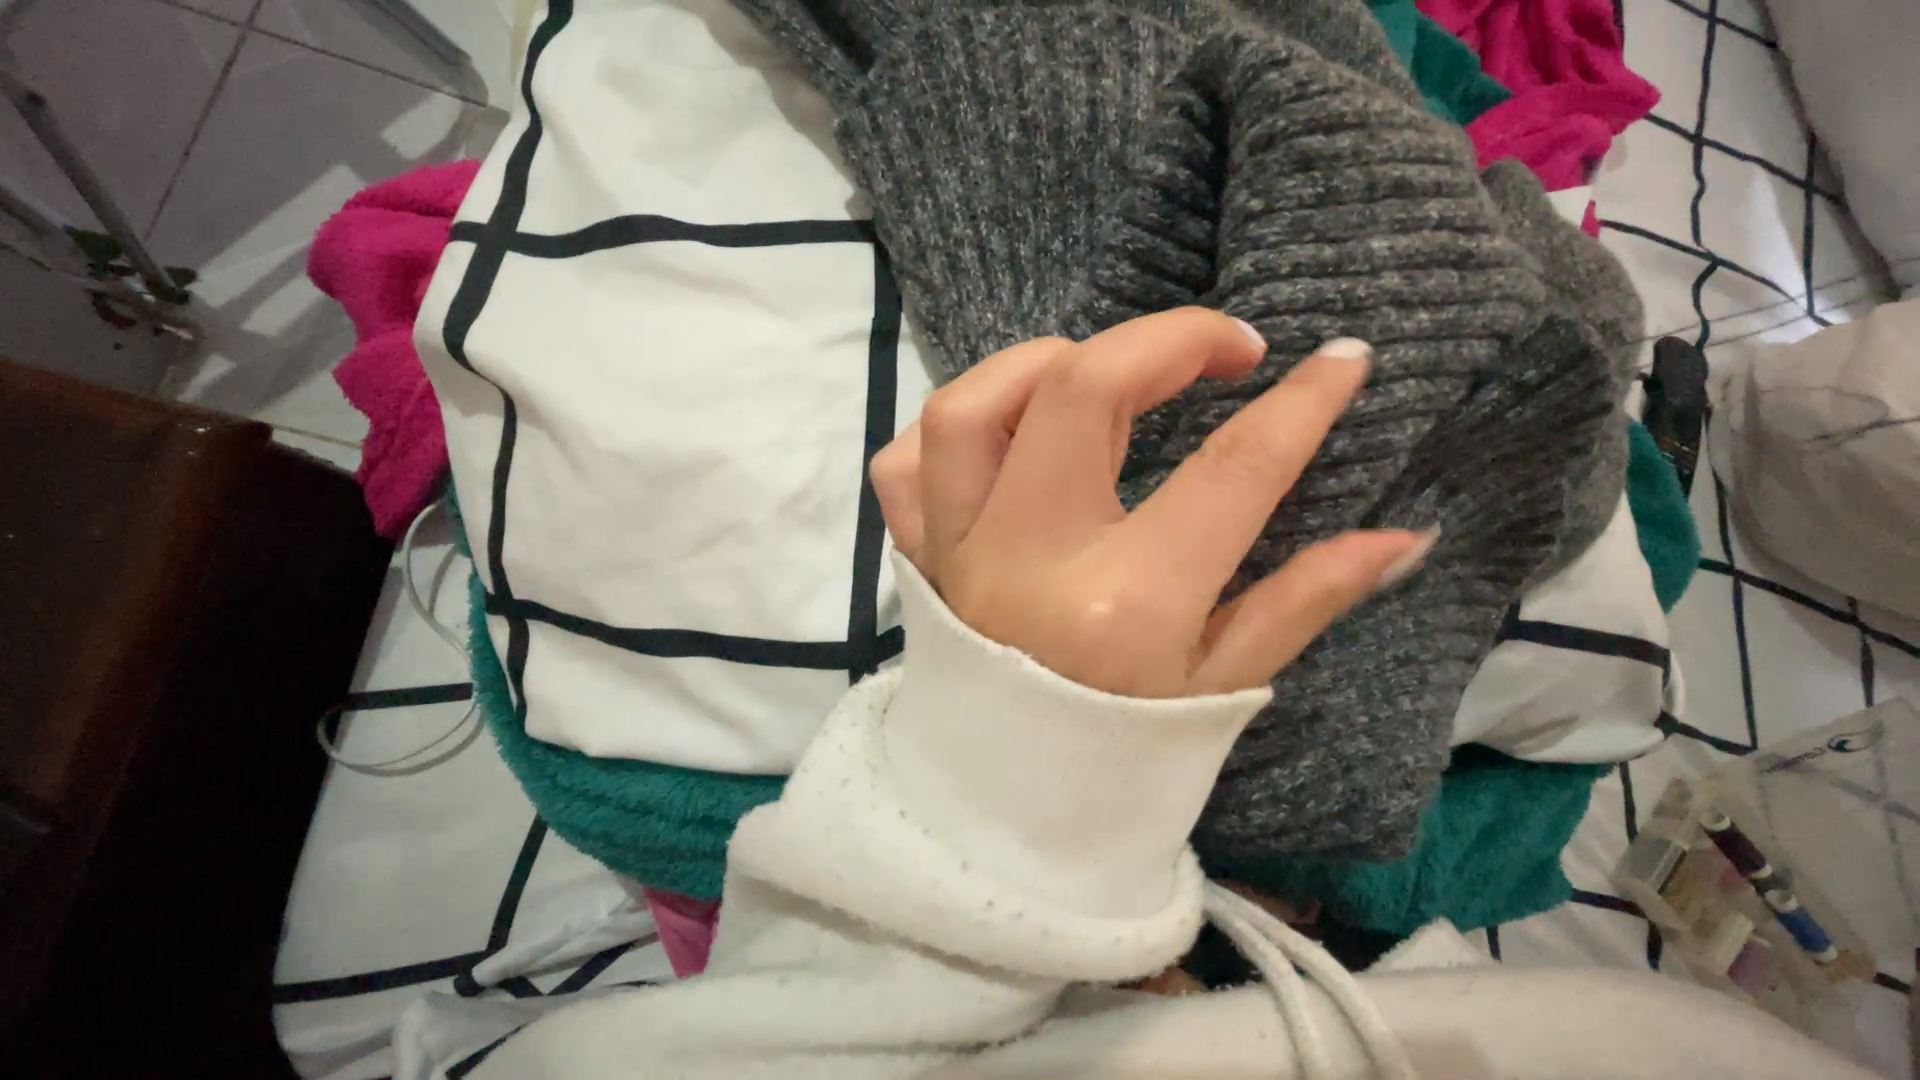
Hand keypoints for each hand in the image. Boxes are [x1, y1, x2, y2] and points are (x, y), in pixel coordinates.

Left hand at [870, 308, 1434, 698]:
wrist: (1007, 815)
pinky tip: (1007, 426)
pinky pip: (903, 464)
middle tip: (1225, 351)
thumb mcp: (1223, 683)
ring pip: (972, 408)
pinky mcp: (917, 555)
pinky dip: (950, 426)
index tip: (1344, 362)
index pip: (1227, 472)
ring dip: (1044, 362)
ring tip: (1106, 371)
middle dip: (1169, 341)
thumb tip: (1406, 532)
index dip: (1300, 405)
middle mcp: (1031, 559)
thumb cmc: (1124, 754)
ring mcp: (959, 551)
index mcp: (1125, 604)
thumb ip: (1306, 598)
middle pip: (1082, 392)